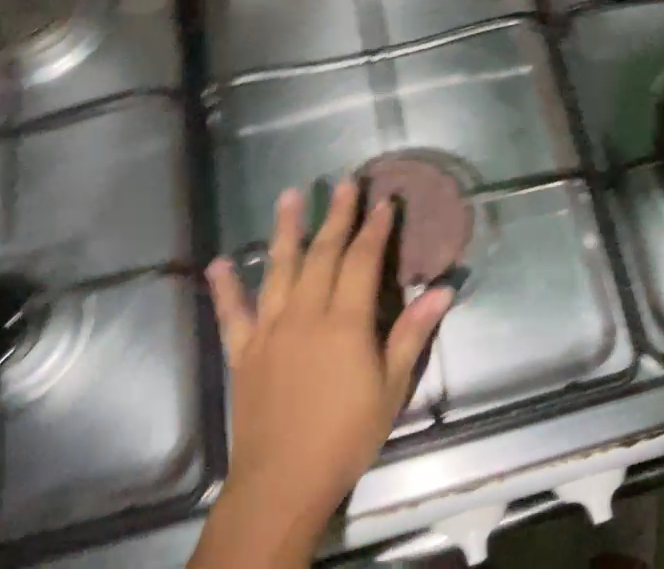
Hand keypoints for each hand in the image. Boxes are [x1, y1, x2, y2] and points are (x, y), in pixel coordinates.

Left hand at [193, 184, 454, 568]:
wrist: (283, 480)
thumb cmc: (347, 435)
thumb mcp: (391, 387)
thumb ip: (411, 334)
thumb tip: (442, 289)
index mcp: (344, 323)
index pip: (361, 261)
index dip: (374, 229)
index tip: (384, 201)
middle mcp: (304, 315)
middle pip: (321, 254)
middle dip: (336, 216)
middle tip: (344, 183)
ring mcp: (269, 330)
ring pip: (278, 269)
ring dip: (285, 230)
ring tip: (290, 194)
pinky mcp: (243, 351)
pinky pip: (233, 312)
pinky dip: (226, 287)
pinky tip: (221, 262)